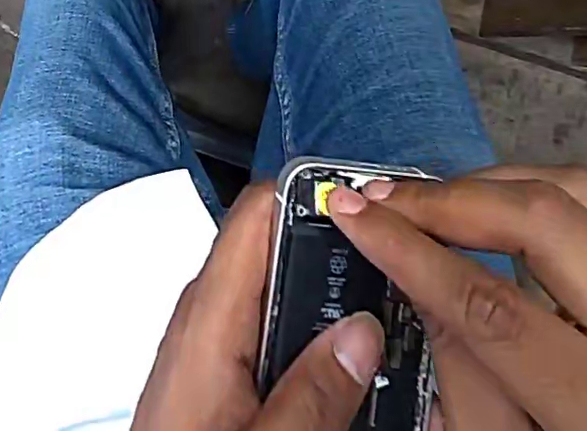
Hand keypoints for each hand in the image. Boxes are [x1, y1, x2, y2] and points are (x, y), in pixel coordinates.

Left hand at [135, 184, 386, 430]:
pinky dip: (297, 322)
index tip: (358, 207)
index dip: (305, 195)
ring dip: (315, 289)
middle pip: (268, 242)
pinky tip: (333, 355)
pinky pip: (260, 315)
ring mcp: (207, 330)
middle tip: (381, 266)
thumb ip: (315, 393)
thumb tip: (363, 328)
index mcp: (210, 312)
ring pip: (269, 281)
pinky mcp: (212, 358)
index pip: (255, 212)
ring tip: (370, 310)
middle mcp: (205, 307)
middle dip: (323, 248)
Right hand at [326, 167, 586, 430]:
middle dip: (449, 200)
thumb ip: (472, 390)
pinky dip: (540, 197)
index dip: (411, 252)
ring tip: (432, 200)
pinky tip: (498, 214)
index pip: (499, 312)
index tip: (350, 211)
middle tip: (385, 198)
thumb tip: (421, 285)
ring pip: (584, 195)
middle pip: (548, 224)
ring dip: (490, 183)